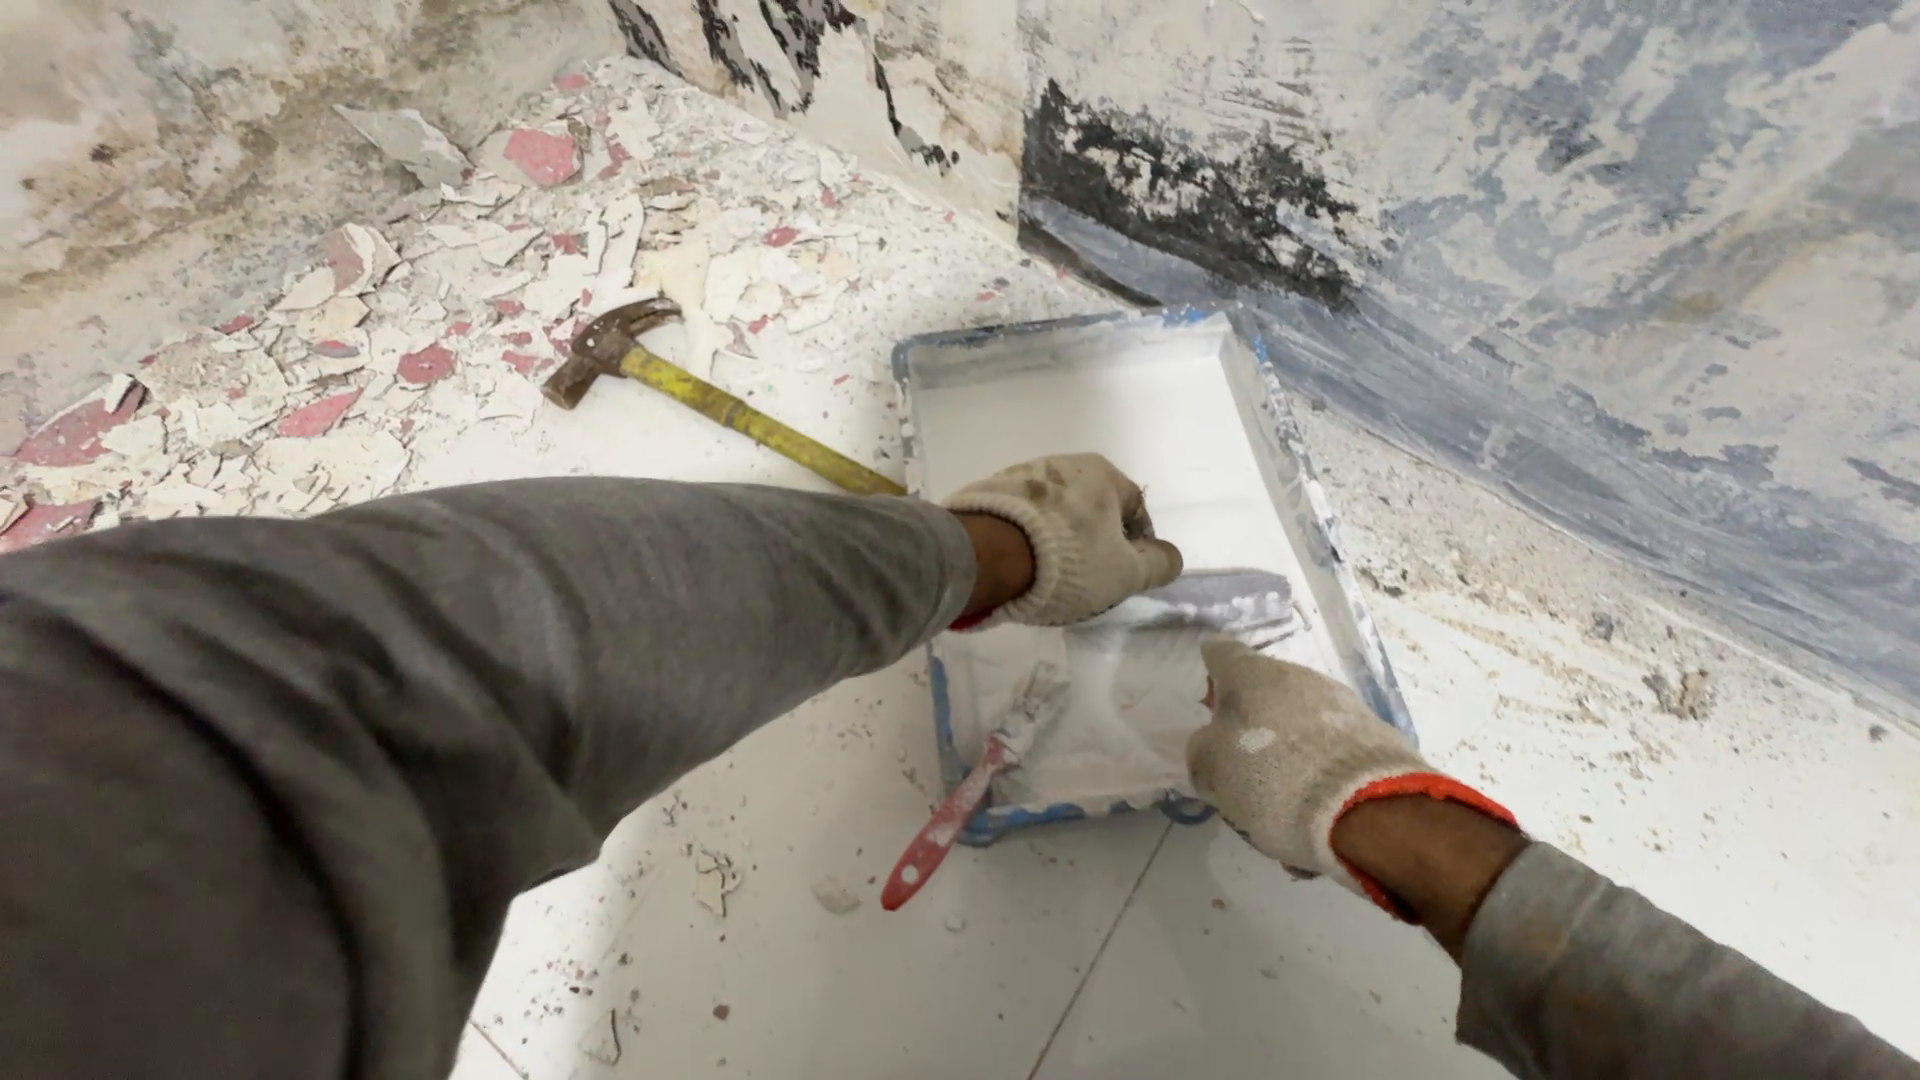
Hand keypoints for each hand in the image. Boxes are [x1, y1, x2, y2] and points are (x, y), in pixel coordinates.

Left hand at [943, 454, 1182, 626]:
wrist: (989, 554)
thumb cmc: (1070, 561)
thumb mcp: (1126, 573)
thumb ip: (1158, 565)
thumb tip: (1170, 556)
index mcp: (1102, 472)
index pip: (1134, 507)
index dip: (1138, 544)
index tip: (1126, 573)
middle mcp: (1062, 463)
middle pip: (1091, 510)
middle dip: (1094, 543)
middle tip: (1087, 579)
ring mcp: (1021, 476)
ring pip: (1054, 514)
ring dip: (1058, 541)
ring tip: (1048, 576)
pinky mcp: (989, 493)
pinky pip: (1020, 520)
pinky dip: (1025, 540)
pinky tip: (1020, 566)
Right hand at [1186, 640, 1517, 915]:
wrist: (1373, 813)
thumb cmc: (1272, 778)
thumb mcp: (1209, 769)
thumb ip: (1203, 749)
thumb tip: (1215, 744)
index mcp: (1251, 674)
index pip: (1219, 652)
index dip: (1210, 673)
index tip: (1208, 702)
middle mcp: (1298, 677)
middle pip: (1263, 694)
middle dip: (1250, 725)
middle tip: (1239, 766)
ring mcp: (1343, 705)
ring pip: (1298, 727)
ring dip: (1286, 758)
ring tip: (1280, 811)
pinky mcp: (1377, 738)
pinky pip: (1331, 756)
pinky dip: (1318, 780)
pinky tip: (1313, 823)